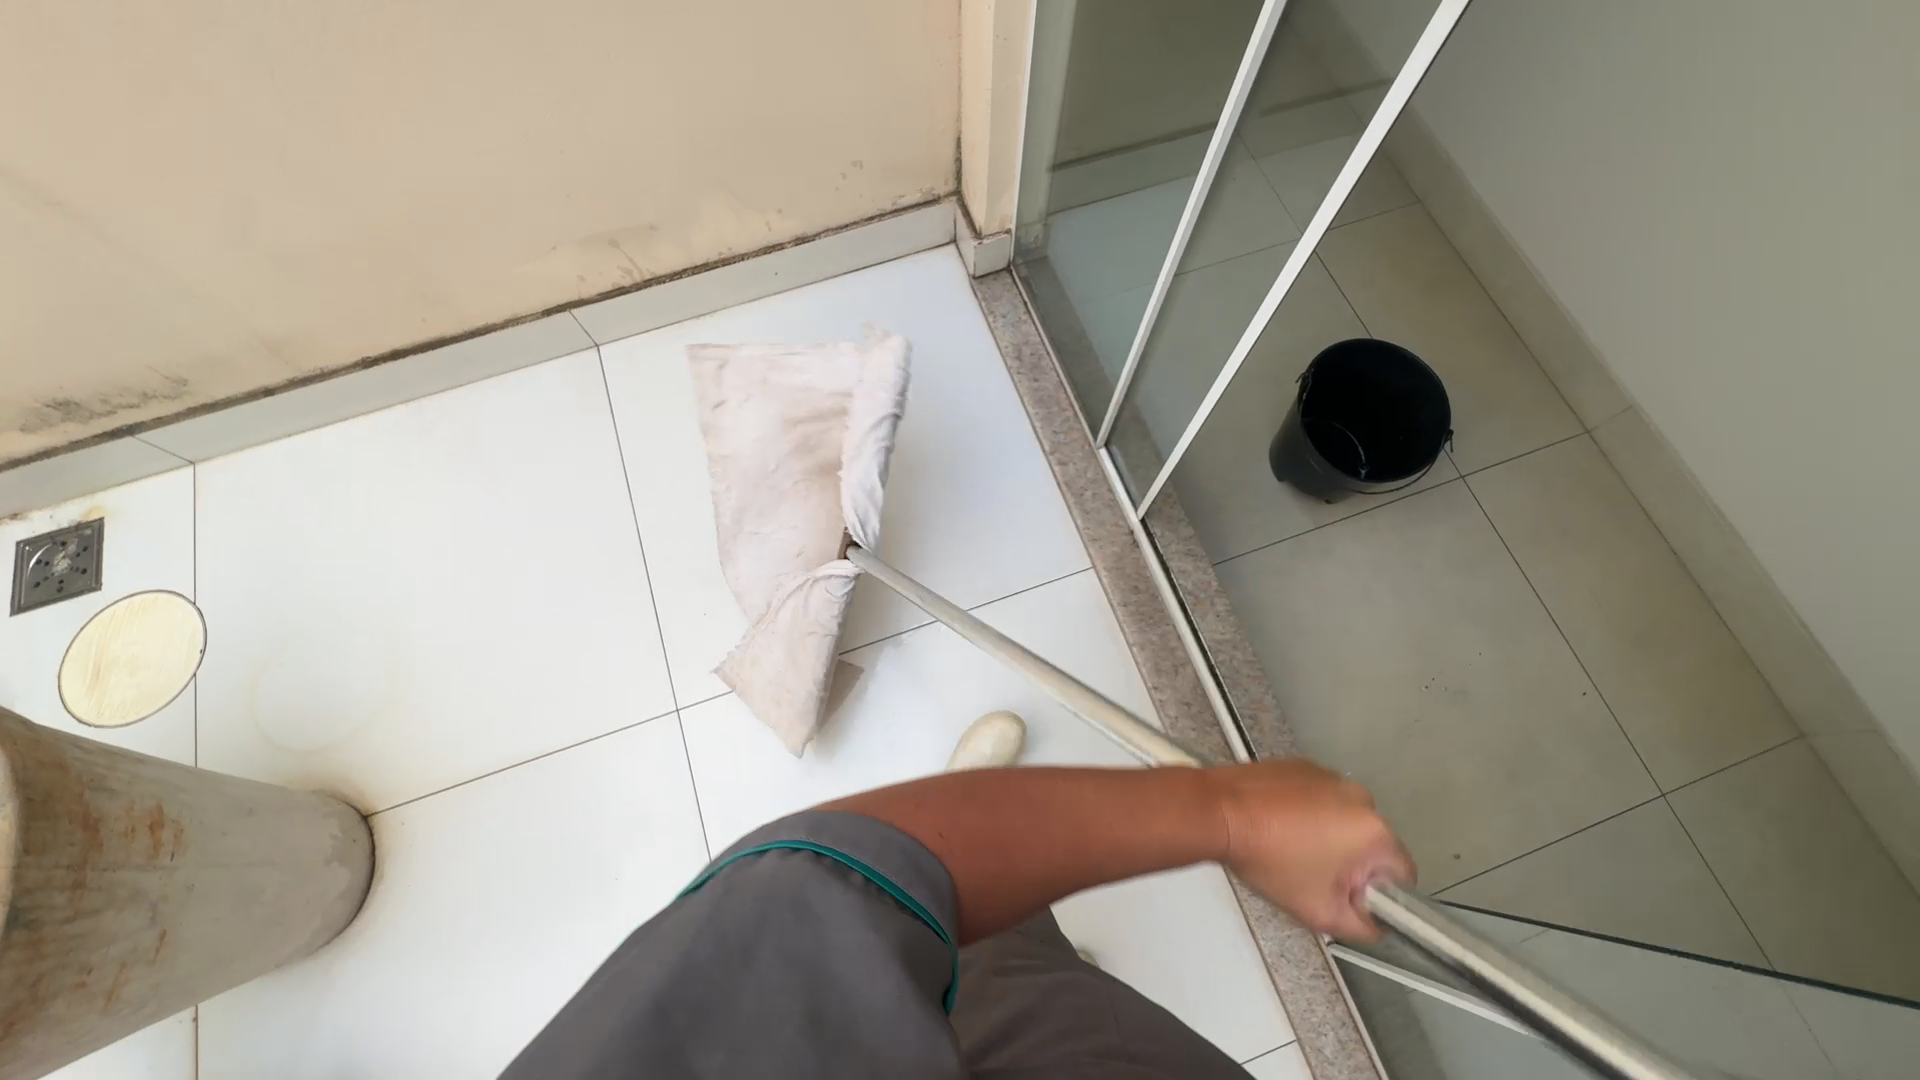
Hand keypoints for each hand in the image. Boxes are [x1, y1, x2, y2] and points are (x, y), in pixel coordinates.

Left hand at [1210, 760, 1413, 941]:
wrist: (1219, 812)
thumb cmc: (1264, 854)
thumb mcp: (1321, 913)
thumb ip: (1363, 928)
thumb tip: (1376, 924)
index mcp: (1374, 831)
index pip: (1403, 875)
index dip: (1377, 894)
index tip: (1349, 897)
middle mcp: (1358, 796)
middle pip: (1372, 846)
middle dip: (1349, 866)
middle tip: (1313, 876)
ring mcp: (1329, 777)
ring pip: (1344, 822)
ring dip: (1326, 838)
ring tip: (1288, 849)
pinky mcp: (1302, 768)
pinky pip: (1318, 800)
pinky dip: (1305, 815)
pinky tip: (1278, 827)